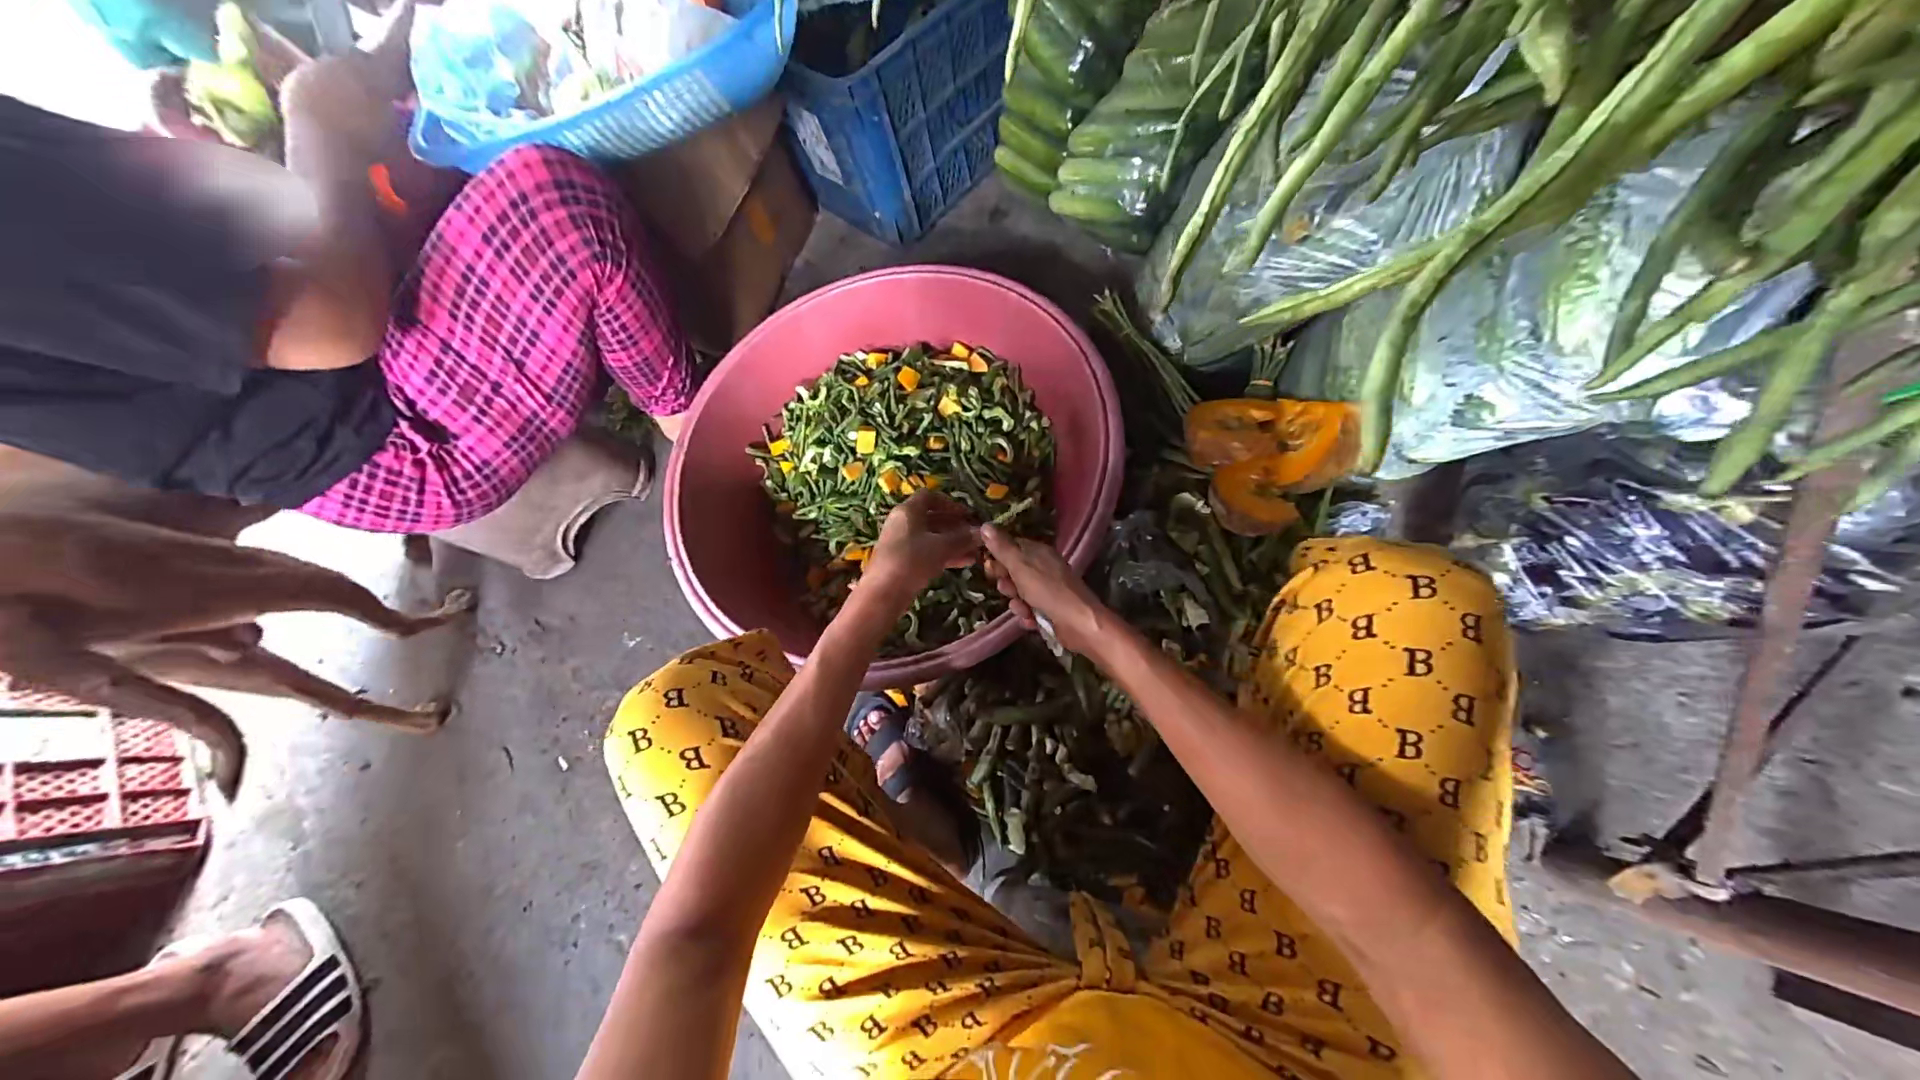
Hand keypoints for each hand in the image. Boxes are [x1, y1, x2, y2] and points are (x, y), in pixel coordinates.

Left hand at [862, 492, 977, 605]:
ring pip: (932, 538)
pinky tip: (965, 563)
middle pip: (932, 518)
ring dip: (954, 543)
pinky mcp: (903, 562)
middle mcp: (903, 523)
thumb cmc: (911, 560)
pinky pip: (928, 553)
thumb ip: (962, 538)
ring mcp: (902, 544)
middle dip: (956, 526)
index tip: (967, 515)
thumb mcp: (941, 547)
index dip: (950, 504)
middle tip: (976, 535)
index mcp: (908, 511)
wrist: (883, 594)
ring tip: (976, 552)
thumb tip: (982, 533)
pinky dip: (945, 555)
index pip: (929, 497)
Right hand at [979, 523, 1112, 656]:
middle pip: (1015, 572)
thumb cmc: (1048, 590)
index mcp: (1039, 552)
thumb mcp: (1020, 566)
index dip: (998, 556)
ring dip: (1017, 603)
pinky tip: (1031, 620)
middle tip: (1007, 588)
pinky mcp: (1050, 610)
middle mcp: (1044, 568)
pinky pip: (1031, 610)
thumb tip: (985, 525)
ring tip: (1022, 608)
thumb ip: (1002, 547)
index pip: (1013, 546)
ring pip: (1021, 594)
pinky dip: (1028, 616)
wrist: (1078, 624)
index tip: (987, 566)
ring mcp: (1048, 590)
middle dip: (1007, 583)